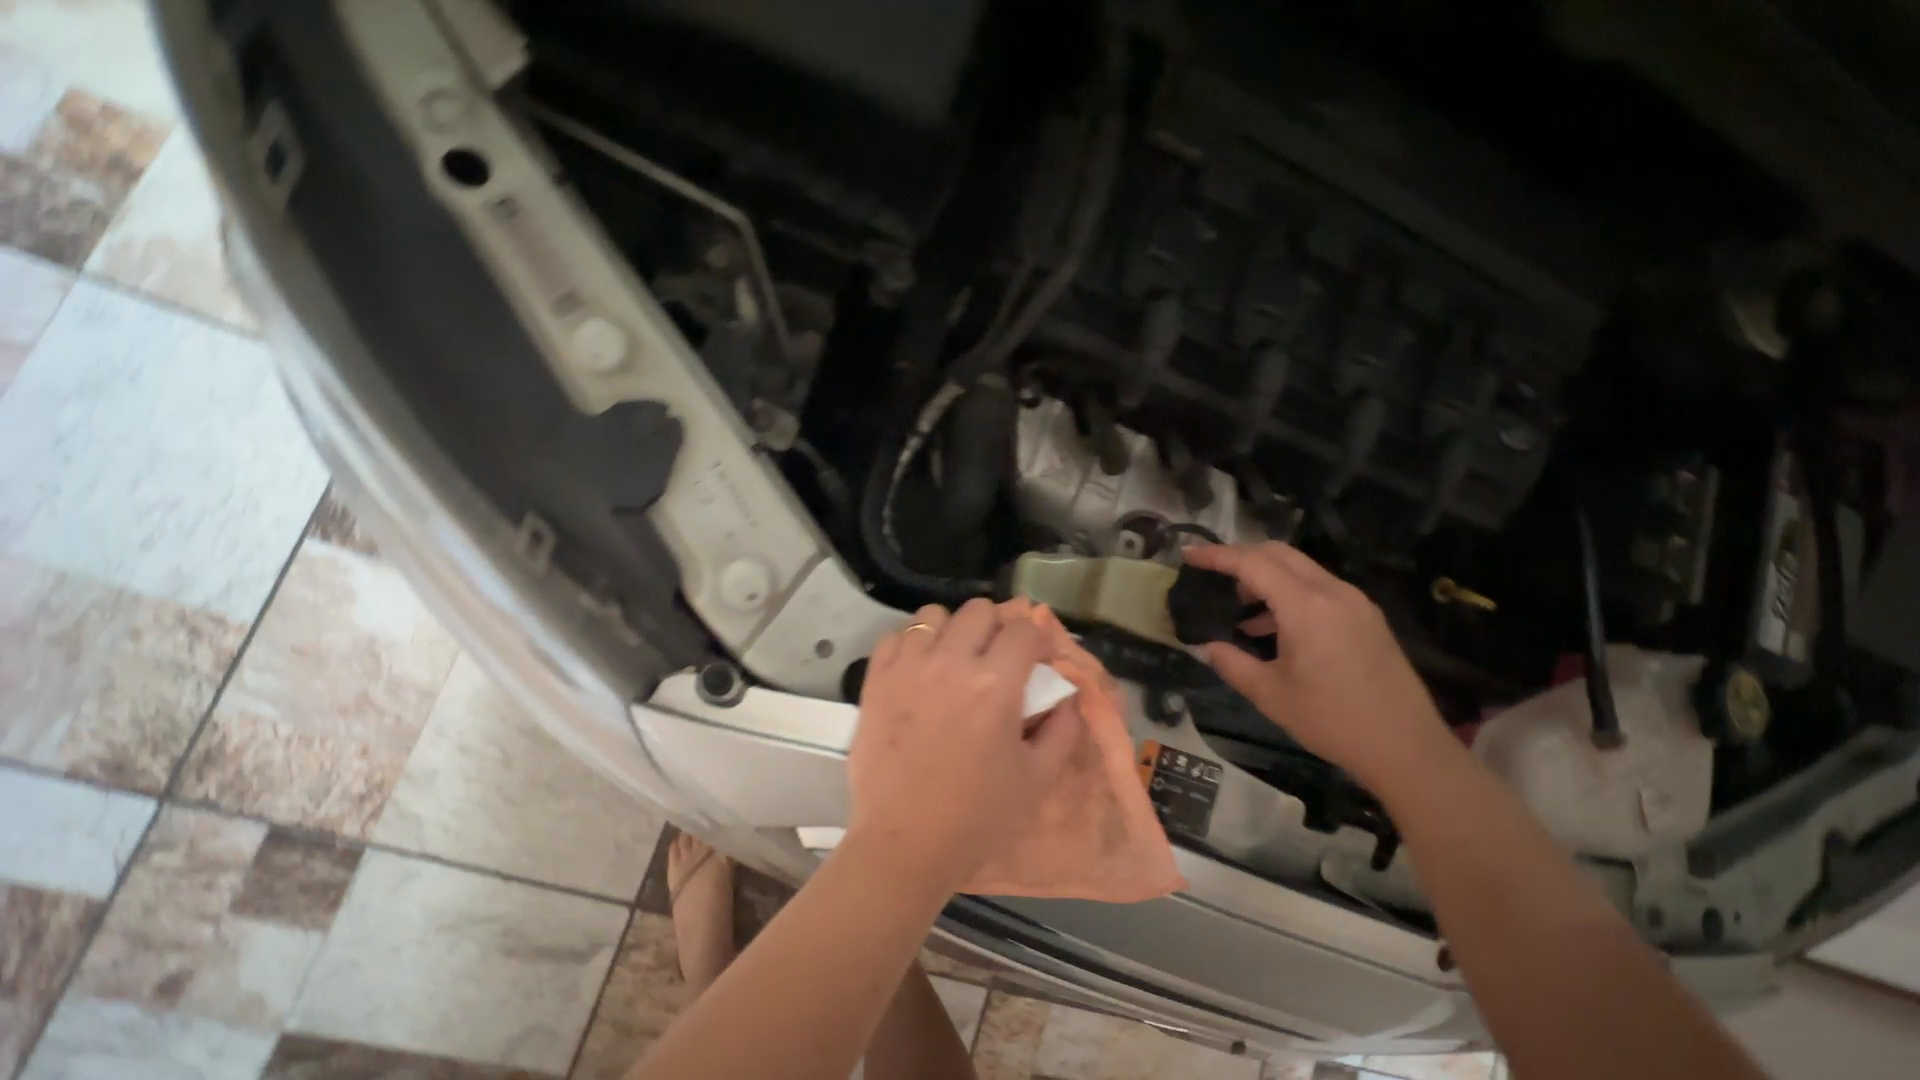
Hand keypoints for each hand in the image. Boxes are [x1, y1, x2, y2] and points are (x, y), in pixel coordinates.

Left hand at [849, 599, 1079, 894]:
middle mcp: (952, 662)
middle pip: (979, 610)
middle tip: (997, 658)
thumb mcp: (1037, 778)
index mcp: (997, 683)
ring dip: (951, 631)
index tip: (1036, 660)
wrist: (905, 843)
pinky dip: (911, 644)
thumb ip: (1062, 730)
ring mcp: (909, 667)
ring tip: (954, 660)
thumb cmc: (977, 816)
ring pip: (934, 615)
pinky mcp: (876, 681)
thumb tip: (1067, 698)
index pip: (1024, 629)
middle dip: (996, 627)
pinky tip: (919, 671)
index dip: (1036, 640)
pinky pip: (894, 637)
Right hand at [1182, 542, 1456, 792]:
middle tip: (1212, 577)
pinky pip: (1320, 590)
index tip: (1187, 555)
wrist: (1406, 747)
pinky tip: (1275, 629)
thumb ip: (1232, 664)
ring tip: (1240, 610)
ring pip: (1302, 570)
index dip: (1216, 556)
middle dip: (1242, 558)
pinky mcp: (1367, 618)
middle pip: (1279, 554)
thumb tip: (1208, 646)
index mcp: (1305, 606)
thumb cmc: (1332, 720)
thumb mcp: (1270, 695)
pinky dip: (1291, 595)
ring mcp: (1355, 603)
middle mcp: (1332, 592)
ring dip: (1267, 578)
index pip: (1252, 563)